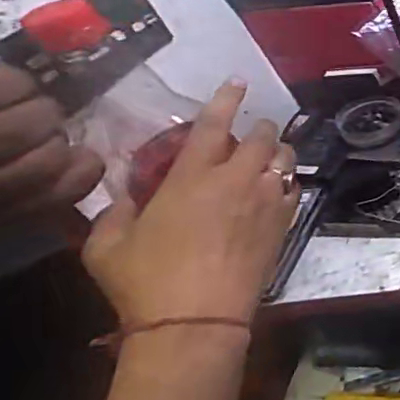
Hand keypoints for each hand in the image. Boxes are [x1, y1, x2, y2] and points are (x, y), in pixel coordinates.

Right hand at [0, 68, 105, 245]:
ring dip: (60, 143)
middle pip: (17, 130)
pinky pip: (63, 192)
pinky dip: (83, 169)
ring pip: (42, 163)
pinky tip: (78, 157)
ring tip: (50, 137)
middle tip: (43, 112)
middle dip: (45, 114)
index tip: (21, 88)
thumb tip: (49, 68)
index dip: (17, 85)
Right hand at [81, 81, 295, 325]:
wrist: (197, 317)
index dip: (226, 99)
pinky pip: (292, 187)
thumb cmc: (145, 280)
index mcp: (192, 177)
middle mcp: (237, 179)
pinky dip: (285, 181)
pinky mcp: (285, 220)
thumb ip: (114, 212)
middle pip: (261, 137)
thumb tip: (123, 195)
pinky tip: (275, 188)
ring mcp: (267, 198)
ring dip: (276, 152)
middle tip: (248, 134)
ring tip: (266, 157)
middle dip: (257, 129)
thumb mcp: (107, 246)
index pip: (212, 125)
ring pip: (284, 158)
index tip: (238, 82)